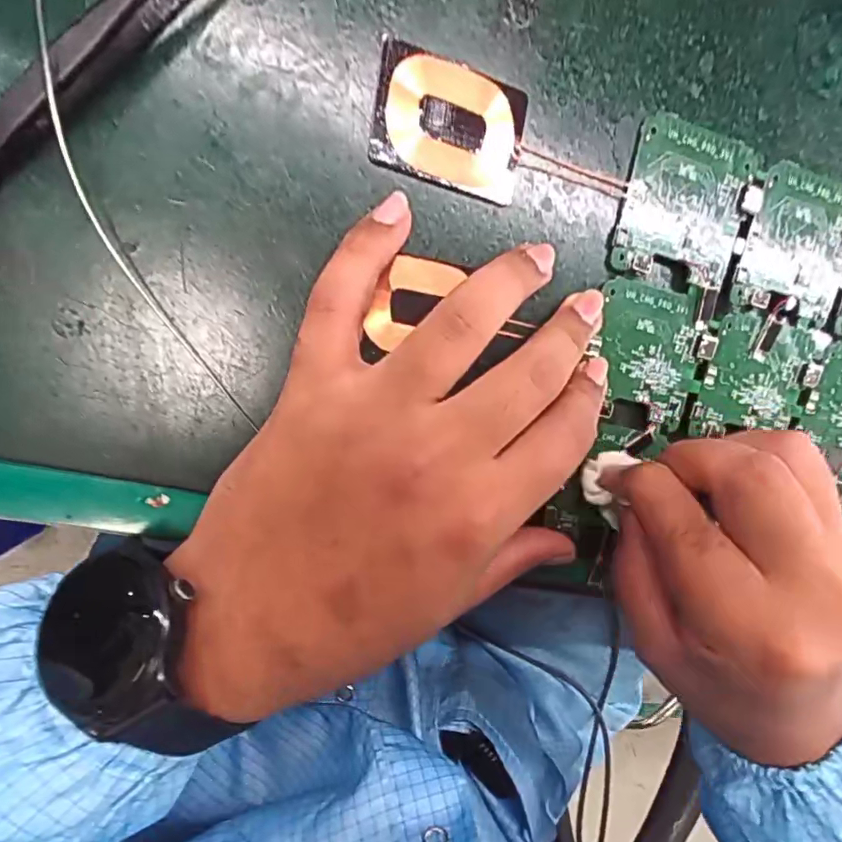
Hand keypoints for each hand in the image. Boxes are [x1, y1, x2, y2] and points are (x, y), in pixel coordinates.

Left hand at [164, 190, 608, 722]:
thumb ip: (509, 561)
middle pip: (528, 373)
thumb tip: (565, 538)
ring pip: (456, 323)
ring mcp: (373, 411)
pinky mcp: (312, 390)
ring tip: (533, 259)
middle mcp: (440, 450)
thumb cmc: (351, 627)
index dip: (588, 400)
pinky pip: (337, 305)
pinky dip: (362, 251)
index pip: (563, 435)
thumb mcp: (444, 606)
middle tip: (582, 309)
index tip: (594, 376)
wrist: (247, 623)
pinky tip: (395, 213)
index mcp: (481, 512)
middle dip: (568, 334)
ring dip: (505, 280)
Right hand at [600, 432, 841, 766]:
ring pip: (789, 457)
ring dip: (727, 450)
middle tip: (656, 472)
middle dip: (688, 457)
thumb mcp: (651, 642)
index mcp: (750, 630)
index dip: (644, 488)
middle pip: (752, 476)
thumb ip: (635, 566)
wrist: (799, 719)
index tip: (616, 478)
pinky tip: (731, 482)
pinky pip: (811, 469)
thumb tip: (632, 496)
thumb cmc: (715, 690)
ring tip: (694, 477)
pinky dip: (760, 458)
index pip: (690, 530)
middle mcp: (812, 590)